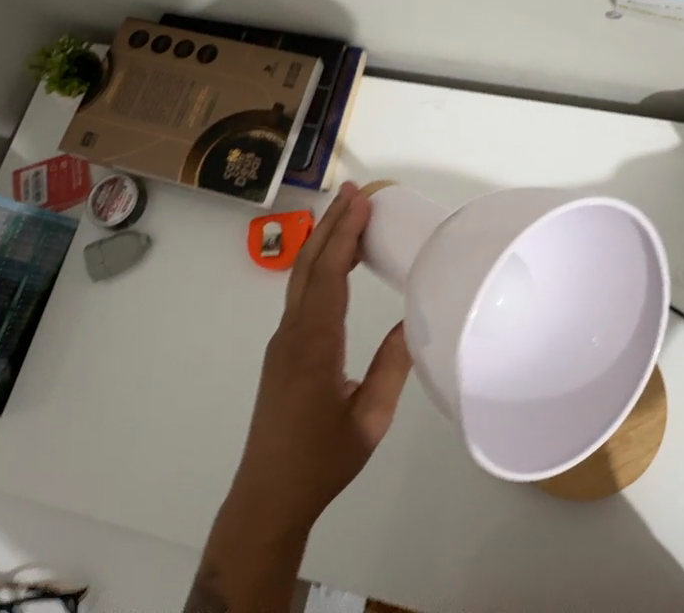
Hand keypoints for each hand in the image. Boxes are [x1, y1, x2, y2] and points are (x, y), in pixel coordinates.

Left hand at [221, 182, 414, 538]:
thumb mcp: (370, 420)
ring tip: (349, 214)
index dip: (345, 234)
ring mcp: (283, 342)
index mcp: (314, 346)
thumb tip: (414, 321)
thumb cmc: (322, 461)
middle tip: (355, 190)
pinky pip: (301, 296)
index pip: (328, 276)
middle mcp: (293, 334)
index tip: (362, 201)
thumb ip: (392, 368)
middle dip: (331, 224)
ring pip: (301, 278)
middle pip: (308, 265)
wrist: (269, 493)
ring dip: (324, 242)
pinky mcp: (284, 352)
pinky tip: (338, 264)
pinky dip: (320, 267)